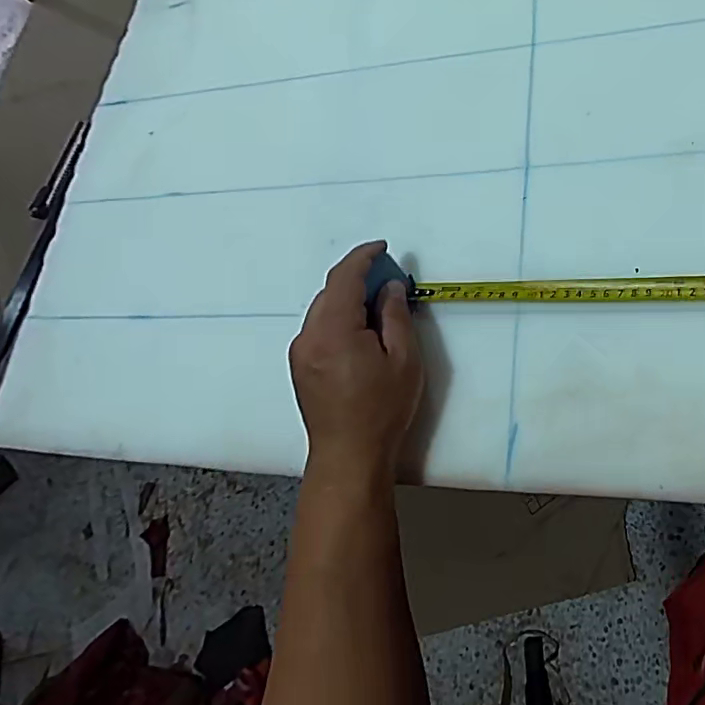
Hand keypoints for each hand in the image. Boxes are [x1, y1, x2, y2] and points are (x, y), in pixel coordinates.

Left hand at [289, 241, 424, 477]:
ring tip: (379, 306)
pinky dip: (339, 316)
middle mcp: (308, 336)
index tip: (383, 248)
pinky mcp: (300, 366)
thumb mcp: (404, 360)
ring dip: (349, 298)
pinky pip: (319, 327)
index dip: (364, 257)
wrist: (348, 456)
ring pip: (323, 309)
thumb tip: (389, 287)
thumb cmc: (382, 410)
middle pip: (331, 291)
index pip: (344, 278)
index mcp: (333, 330)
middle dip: (358, 277)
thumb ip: (395, 316)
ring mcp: (300, 352)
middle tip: (390, 280)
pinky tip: (361, 330)